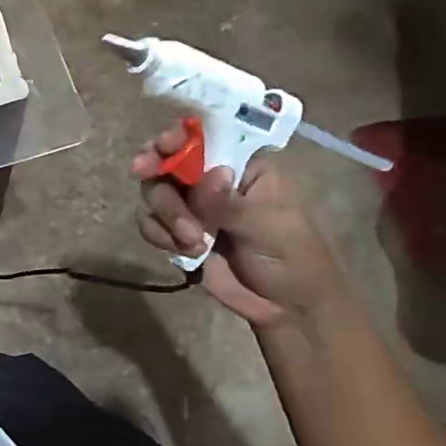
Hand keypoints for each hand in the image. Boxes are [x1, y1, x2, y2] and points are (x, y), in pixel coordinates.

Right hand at [133, 122, 347, 328]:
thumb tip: (210, 175)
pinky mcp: (178, 233)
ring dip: (165, 216)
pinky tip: (183, 251)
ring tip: (192, 242)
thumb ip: (231, 203)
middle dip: (164, 188)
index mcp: (242, 164)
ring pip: (154, 193)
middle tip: (168, 206)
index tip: (159, 150)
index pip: (203, 136)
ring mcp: (192, 206)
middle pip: (168, 163)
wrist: (287, 308)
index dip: (176, 138)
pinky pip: (151, 222)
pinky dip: (158, 234)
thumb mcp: (269, 227)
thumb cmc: (294, 257)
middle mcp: (211, 178)